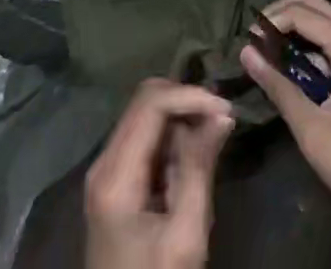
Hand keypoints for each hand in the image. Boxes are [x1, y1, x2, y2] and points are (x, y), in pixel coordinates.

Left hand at [85, 79, 234, 268]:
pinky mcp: (114, 179)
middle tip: (220, 121)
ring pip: (145, 113)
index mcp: (116, 177)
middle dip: (187, 101)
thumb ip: (199, 168)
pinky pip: (144, 135)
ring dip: (182, 117)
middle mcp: (103, 164)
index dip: (191, 96)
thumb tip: (223, 113)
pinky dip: (172, 134)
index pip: (151, 103)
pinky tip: (192, 158)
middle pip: (145, 100)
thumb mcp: (186, 233)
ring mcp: (105, 171)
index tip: (226, 110)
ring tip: (210, 142)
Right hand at [240, 0, 330, 268]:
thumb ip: (278, 86)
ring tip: (260, 46)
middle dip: (281, 13)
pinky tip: (283, 61)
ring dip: (293, 26)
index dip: (270, 21)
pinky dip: (305, 44)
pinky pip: (329, 43)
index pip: (303, 13)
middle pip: (315, 7)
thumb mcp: (311, 128)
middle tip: (250, 36)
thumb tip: (246, 53)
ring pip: (323, 22)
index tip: (242, 40)